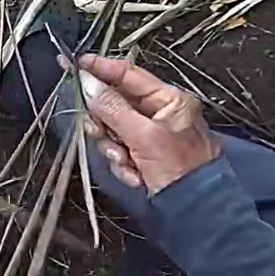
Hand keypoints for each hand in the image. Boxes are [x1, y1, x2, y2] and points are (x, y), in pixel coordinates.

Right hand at [76, 54, 220, 193]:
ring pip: (112, 129)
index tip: (77, 64)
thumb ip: (113, 109)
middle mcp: (159, 113)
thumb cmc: (180, 169)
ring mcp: (150, 135)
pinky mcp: (143, 155)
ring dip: (113, 148)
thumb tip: (88, 84)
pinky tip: (135, 174)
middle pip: (114, 104)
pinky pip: (118, 150)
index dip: (101, 68)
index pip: (128, 74)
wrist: (197, 211)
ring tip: (125, 161)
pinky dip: (122, 163)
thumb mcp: (143, 136)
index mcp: (168, 100)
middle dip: (104, 122)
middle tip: (97, 130)